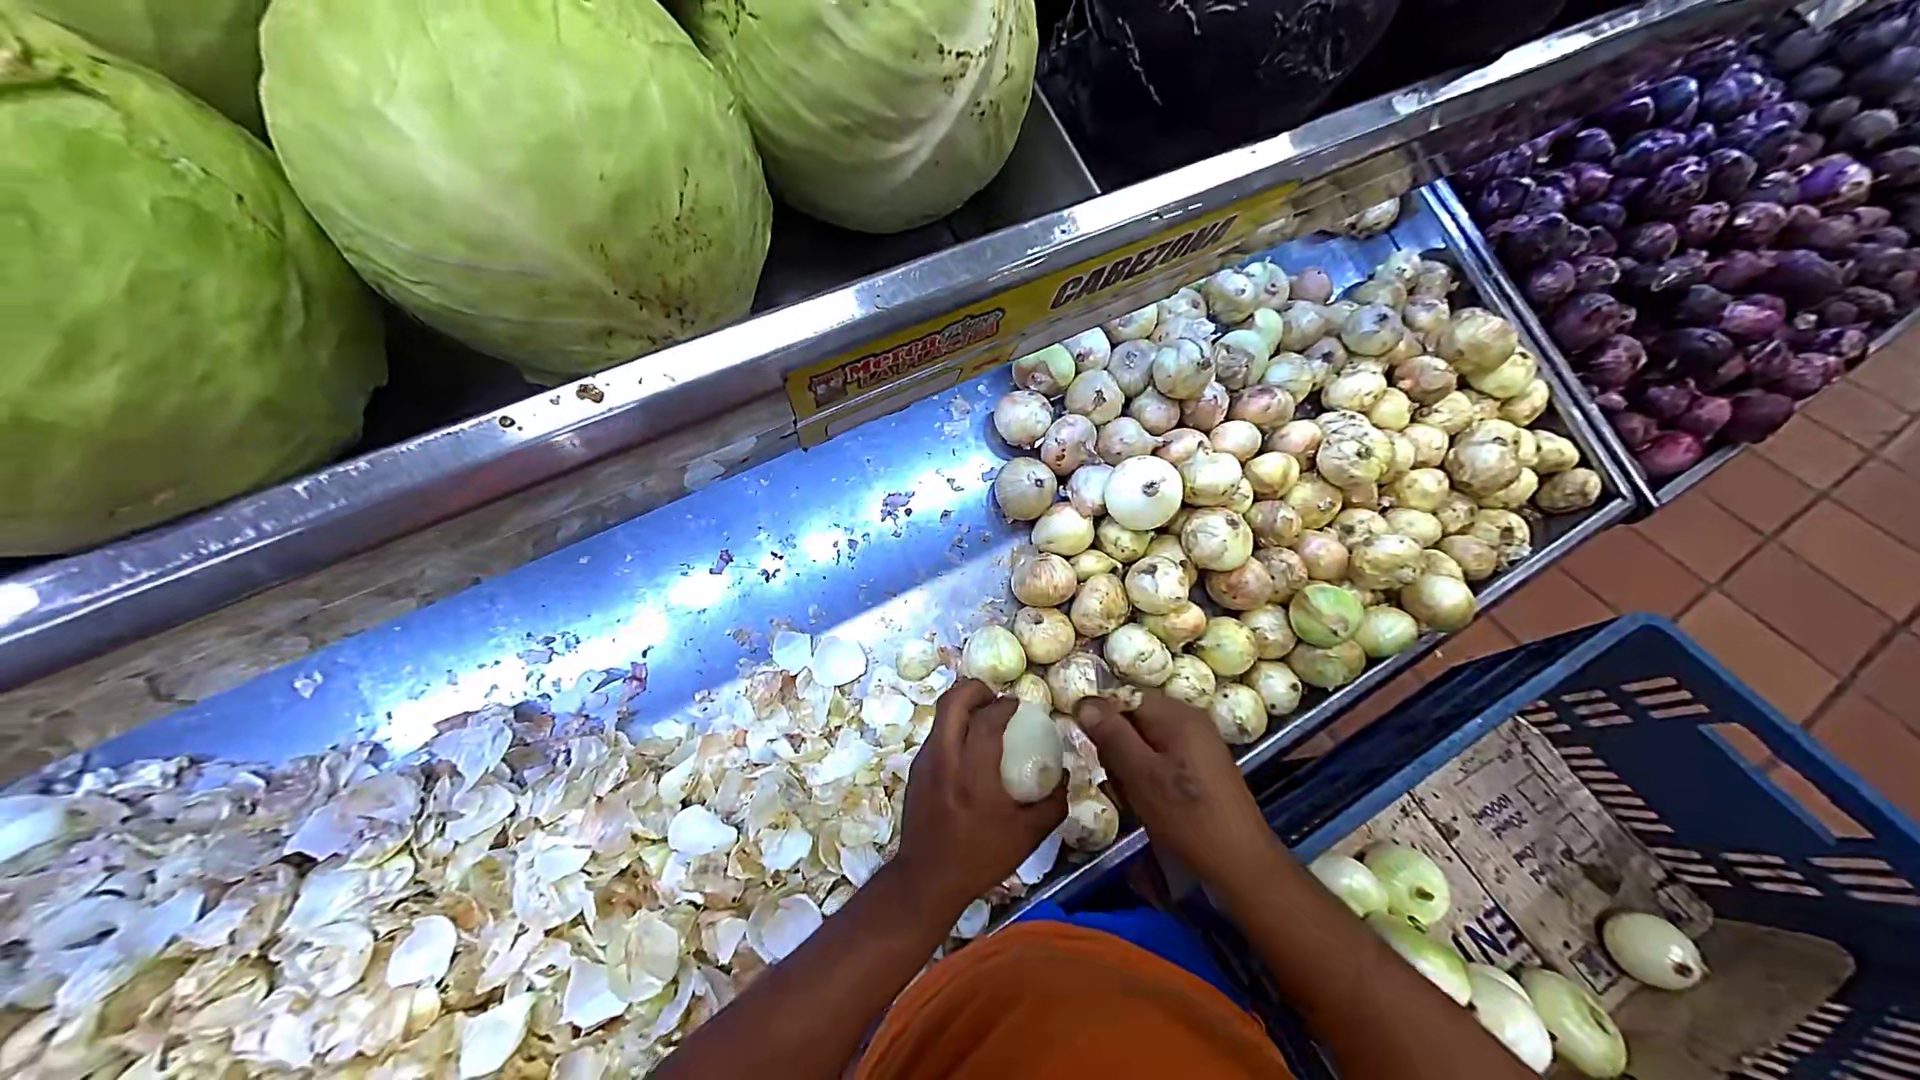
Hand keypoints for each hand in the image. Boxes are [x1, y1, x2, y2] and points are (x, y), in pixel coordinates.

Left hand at [893, 679, 1067, 910]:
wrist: (927, 879)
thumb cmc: (980, 857)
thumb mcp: (1028, 836)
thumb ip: (1053, 803)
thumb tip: (1065, 776)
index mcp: (973, 772)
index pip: (987, 719)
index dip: (1005, 705)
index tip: (1018, 705)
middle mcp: (944, 757)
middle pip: (954, 700)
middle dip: (977, 689)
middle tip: (996, 698)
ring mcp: (925, 761)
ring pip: (941, 715)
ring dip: (963, 706)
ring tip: (983, 718)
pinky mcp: (916, 769)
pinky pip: (937, 734)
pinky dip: (954, 727)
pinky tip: (969, 748)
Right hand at [1076, 692, 1281, 896]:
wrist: (1242, 862)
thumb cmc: (1188, 817)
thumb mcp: (1141, 775)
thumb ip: (1112, 735)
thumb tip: (1084, 703)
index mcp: (1176, 714)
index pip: (1123, 696)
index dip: (1102, 718)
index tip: (1091, 748)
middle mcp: (1189, 718)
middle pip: (1134, 717)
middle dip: (1116, 745)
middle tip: (1117, 780)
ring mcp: (1198, 741)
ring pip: (1145, 739)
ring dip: (1130, 763)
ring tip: (1132, 795)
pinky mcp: (1201, 764)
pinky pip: (1161, 755)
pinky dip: (1148, 773)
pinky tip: (1148, 800)